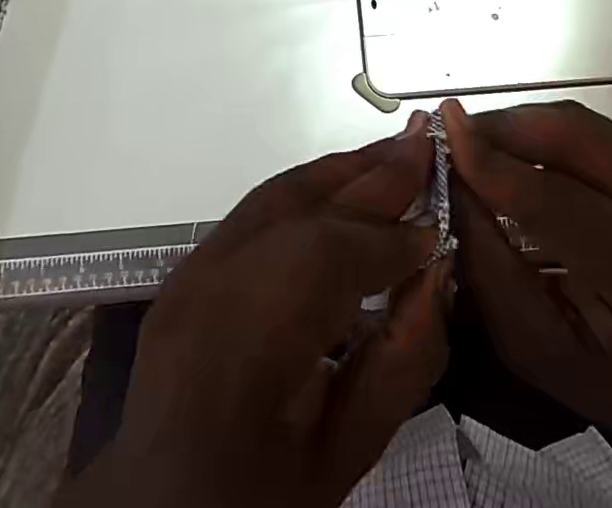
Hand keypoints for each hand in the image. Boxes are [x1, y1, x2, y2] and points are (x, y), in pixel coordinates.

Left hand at [59, 118, 450, 507]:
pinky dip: (305, 192)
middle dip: (370, 173)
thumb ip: (401, 353)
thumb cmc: (268, 487)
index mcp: (254, 348)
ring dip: (338, 173)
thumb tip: (435, 269)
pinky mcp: (186, 270)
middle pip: (303, 208)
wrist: (170, 502)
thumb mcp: (351, 441)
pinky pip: (255, 212)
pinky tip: (339, 186)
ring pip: (277, 198)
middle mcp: (213, 292)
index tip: (441, 213)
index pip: (331, 257)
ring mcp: (192, 275)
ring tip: (389, 153)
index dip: (392, 232)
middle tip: (421, 139)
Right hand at [443, 98, 611, 433]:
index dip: (494, 163)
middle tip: (452, 137)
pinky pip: (597, 138)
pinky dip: (543, 134)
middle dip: (505, 126)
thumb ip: (489, 268)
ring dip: (522, 123)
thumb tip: (451, 188)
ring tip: (475, 144)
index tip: (443, 136)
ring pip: (588, 127)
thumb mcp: (538, 349)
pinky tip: (513, 152)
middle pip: (582, 138)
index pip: (561, 202)